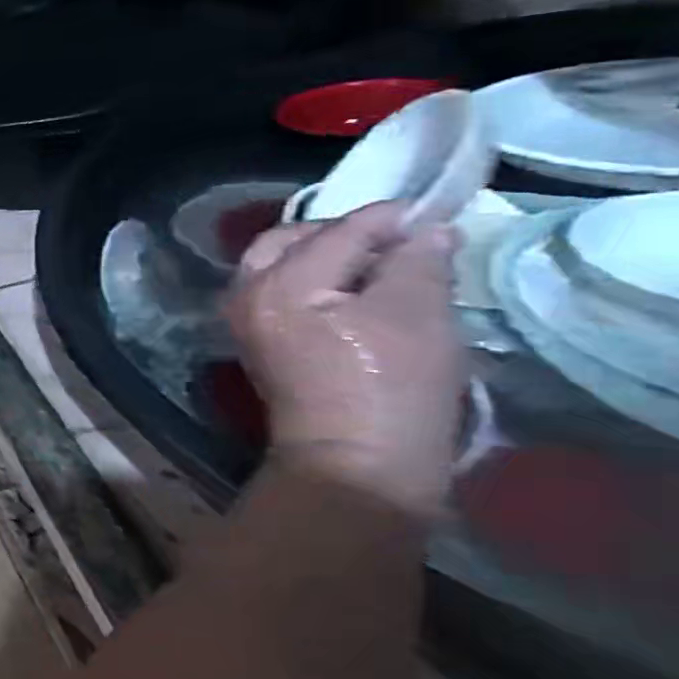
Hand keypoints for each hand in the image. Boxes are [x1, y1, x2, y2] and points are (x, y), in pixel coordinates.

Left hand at [225, 201, 463, 513]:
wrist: (355, 468)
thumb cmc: (390, 390)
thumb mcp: (417, 316)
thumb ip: (416, 262)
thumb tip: (425, 228)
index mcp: (278, 282)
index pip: (336, 232)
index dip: (388, 218)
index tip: (432, 210)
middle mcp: (247, 294)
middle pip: (290, 241)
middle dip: (342, 233)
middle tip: (397, 238)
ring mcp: (247, 321)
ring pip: (281, 265)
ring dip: (326, 256)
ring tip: (381, 264)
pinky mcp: (259, 343)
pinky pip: (282, 293)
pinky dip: (315, 282)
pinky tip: (356, 291)